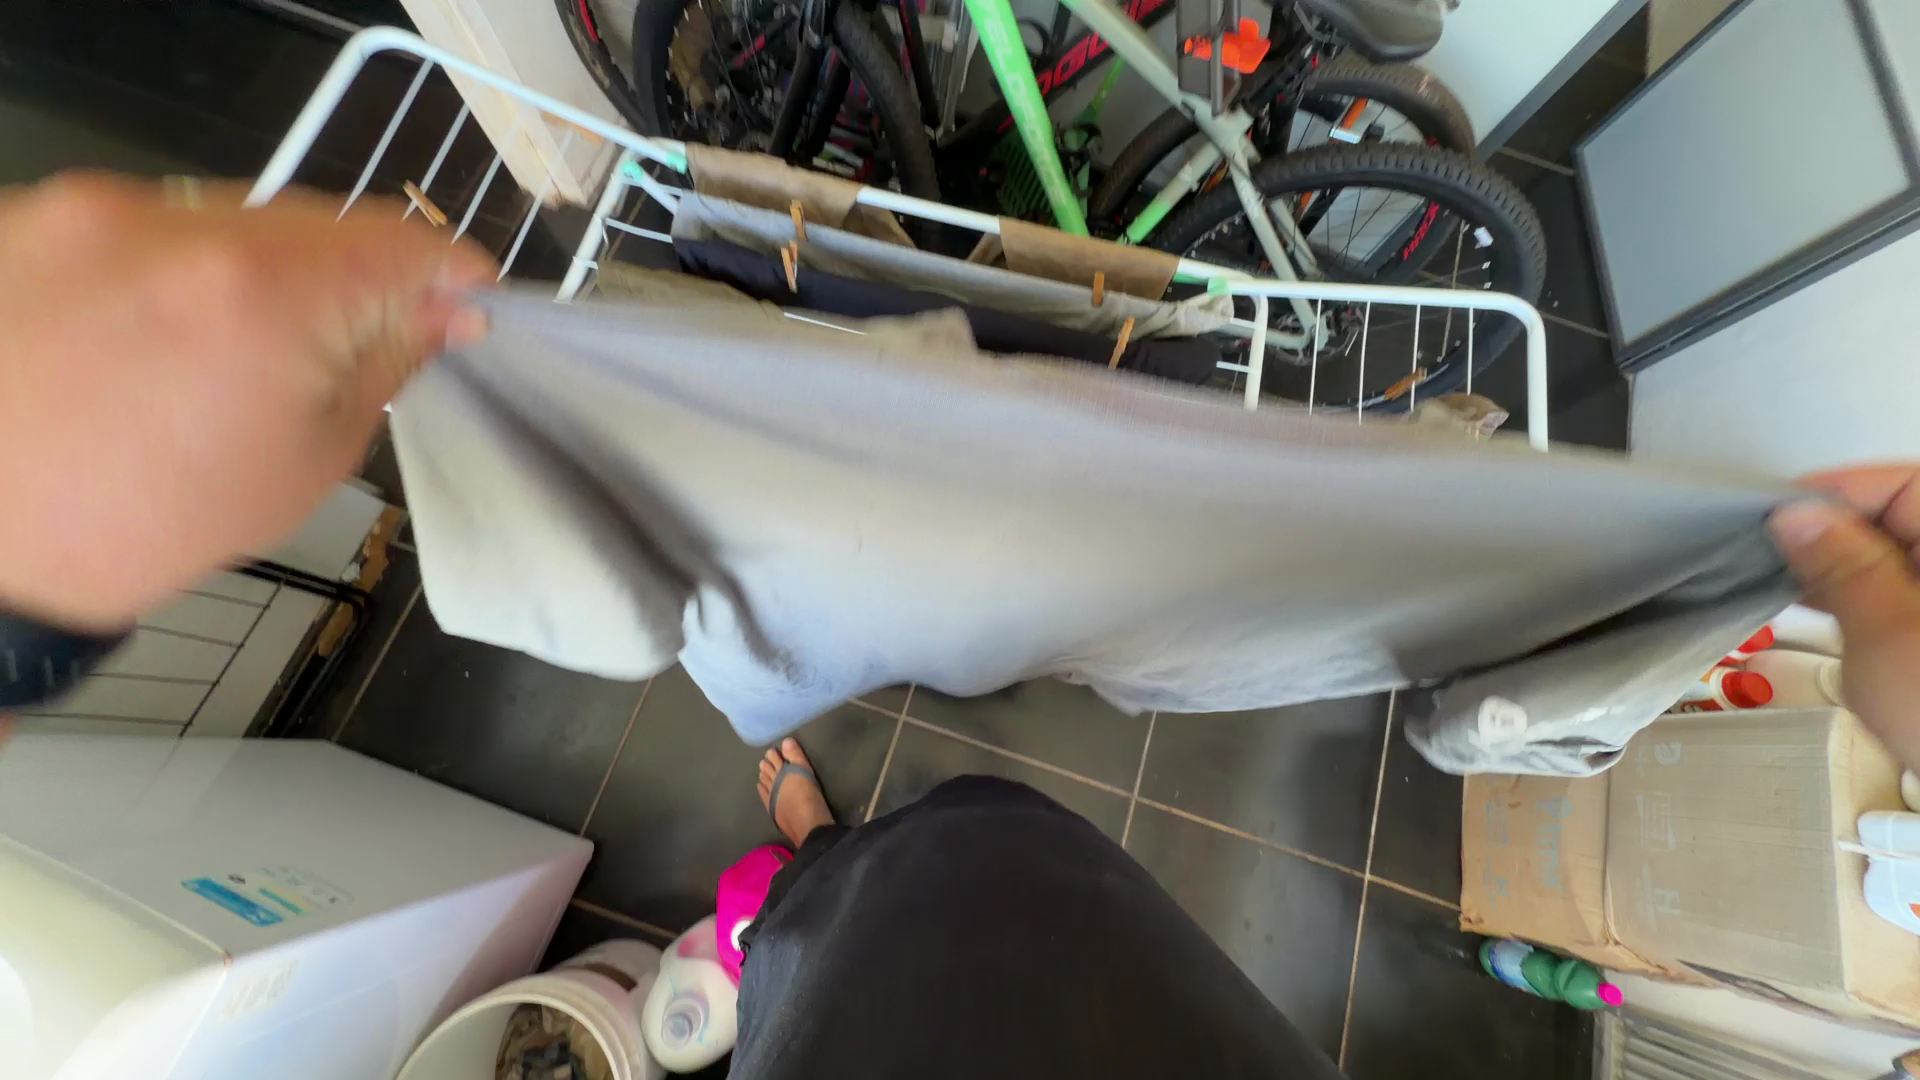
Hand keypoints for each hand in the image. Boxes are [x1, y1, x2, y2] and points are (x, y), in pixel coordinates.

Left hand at [0, 173, 494, 631]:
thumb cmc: (181, 508)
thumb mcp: (328, 443)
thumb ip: (394, 356)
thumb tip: (453, 311)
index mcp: (266, 289)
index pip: (404, 244)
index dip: (457, 269)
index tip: (475, 298)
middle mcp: (176, 224)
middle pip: (330, 222)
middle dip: (376, 275)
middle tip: (389, 331)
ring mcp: (93, 211)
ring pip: (253, 216)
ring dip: (300, 267)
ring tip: (285, 337)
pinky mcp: (37, 218)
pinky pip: (176, 223)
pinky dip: (221, 264)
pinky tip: (205, 326)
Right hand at [1769, 464, 1919, 771]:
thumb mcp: (1891, 639)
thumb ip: (1845, 568)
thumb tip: (1796, 514)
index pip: (1903, 485)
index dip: (1827, 496)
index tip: (1763, 519)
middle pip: (1904, 515)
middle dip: (1833, 531)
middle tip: (1769, 559)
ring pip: (1904, 550)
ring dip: (1849, 561)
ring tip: (1797, 588)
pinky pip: (1908, 580)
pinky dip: (1875, 585)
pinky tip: (1839, 607)